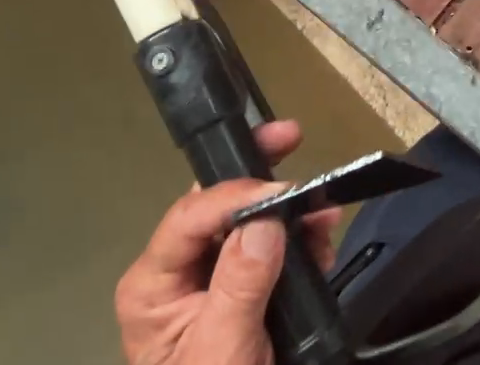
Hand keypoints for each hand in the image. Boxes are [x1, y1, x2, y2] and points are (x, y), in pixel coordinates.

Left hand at [115, 121, 339, 364]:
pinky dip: (299, 235)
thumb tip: (264, 221)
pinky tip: (322, 238)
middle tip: (291, 137)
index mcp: (154, 284)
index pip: (189, 218)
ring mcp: (210, 276)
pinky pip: (269, 244)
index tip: (283, 189)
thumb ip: (241, 285)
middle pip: (214, 203)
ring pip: (247, 219)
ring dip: (289, 209)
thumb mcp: (222, 349)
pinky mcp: (242, 284)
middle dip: (256, 172)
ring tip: (325, 213)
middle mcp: (178, 271)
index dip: (235, 193)